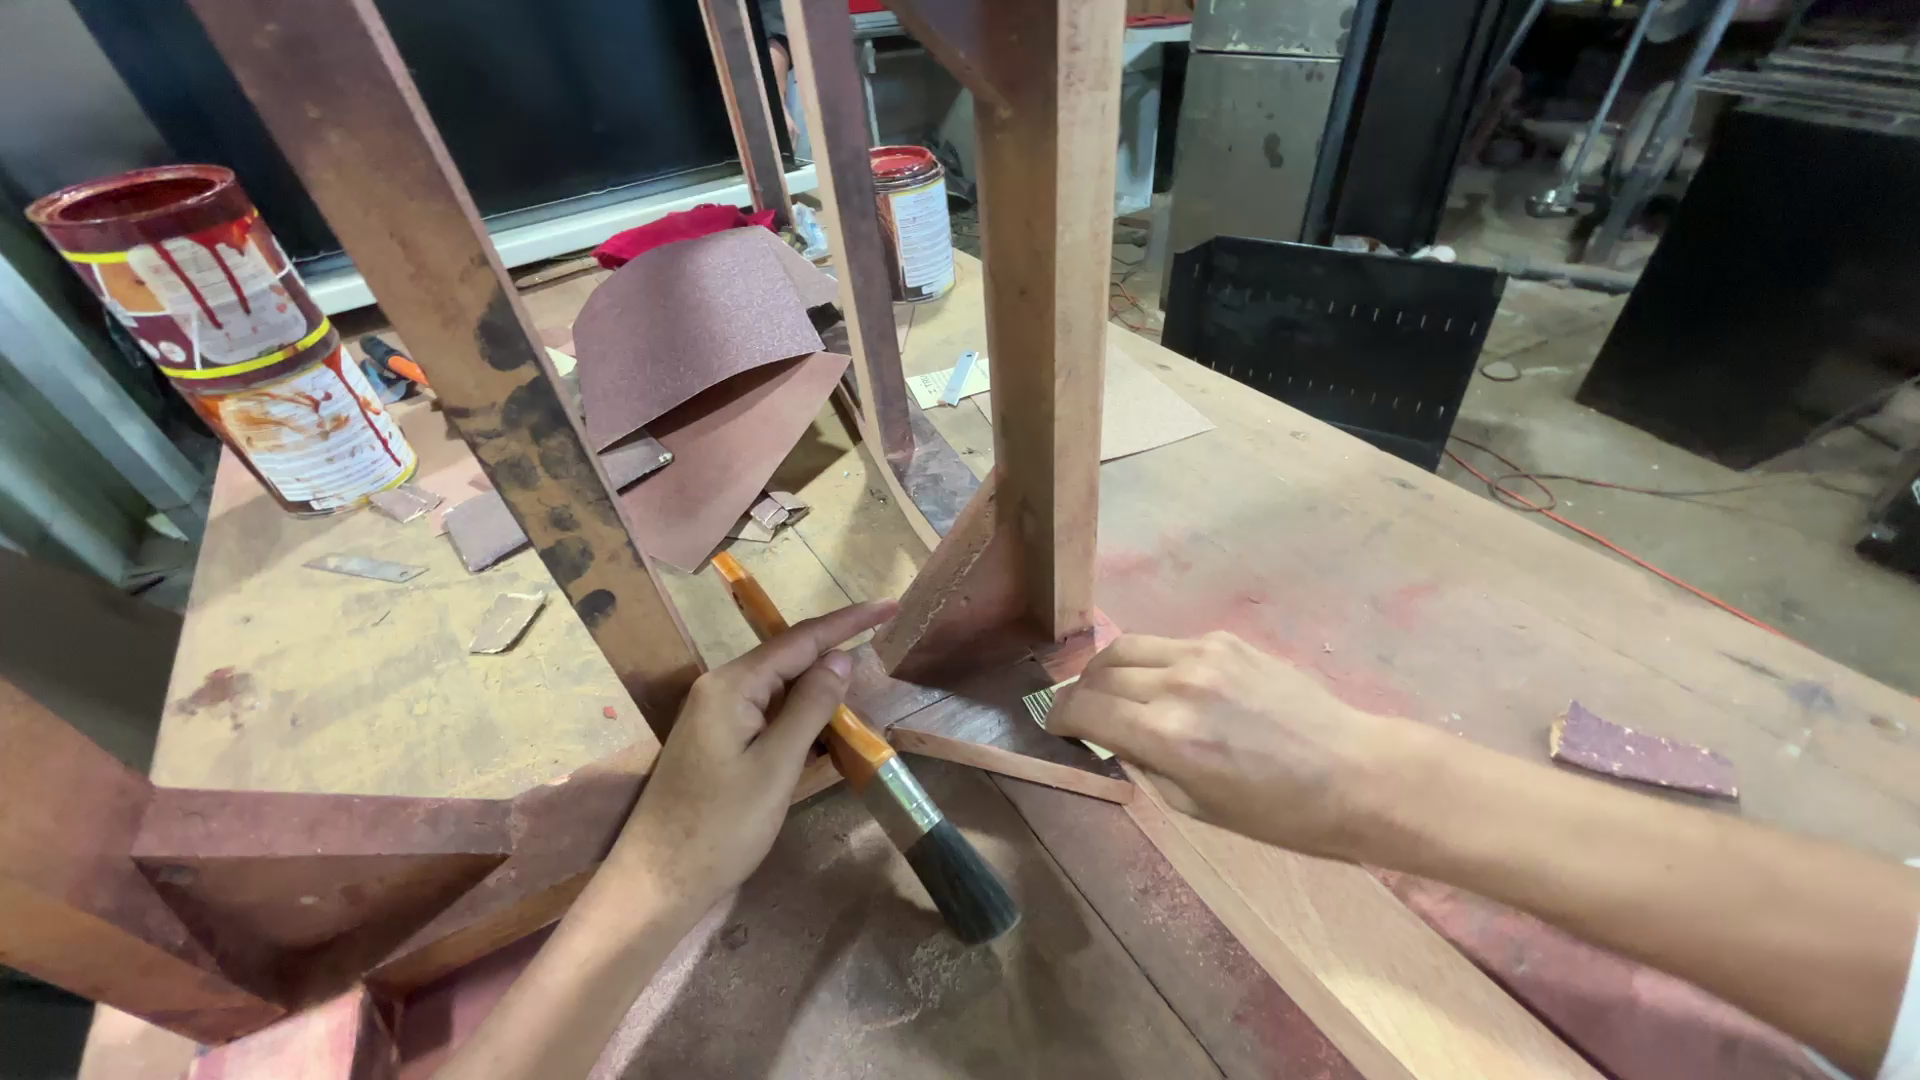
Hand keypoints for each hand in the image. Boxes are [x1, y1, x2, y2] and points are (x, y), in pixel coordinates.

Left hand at [605, 598, 896, 915]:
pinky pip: (768, 710)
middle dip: (835, 648)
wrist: (658, 883)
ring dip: (819, 683)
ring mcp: (716, 714)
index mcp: (732, 686)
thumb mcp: (776, 765)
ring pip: (780, 685)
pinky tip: (826, 721)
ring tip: (863, 680)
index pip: (800, 640)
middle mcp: (720, 688)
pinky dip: (800, 711)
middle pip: (788, 656)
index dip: (848, 622)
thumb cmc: (721, 827)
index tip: (889, 605)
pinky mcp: (718, 739)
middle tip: (882, 640)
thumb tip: (840, 658)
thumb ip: (810, 706)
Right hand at [1048, 631, 1419, 861]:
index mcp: (1167, 737)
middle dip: (1079, 693)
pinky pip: (1167, 645)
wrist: (1356, 773)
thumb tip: (1112, 737)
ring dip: (1107, 670)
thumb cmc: (1279, 813)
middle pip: (1099, 673)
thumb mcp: (1196, 807)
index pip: (1085, 708)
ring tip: (1111, 689)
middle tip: (1081, 711)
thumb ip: (1144, 764)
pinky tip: (1165, 683)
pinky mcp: (1225, 641)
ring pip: (1126, 647)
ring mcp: (1203, 655)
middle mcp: (1177, 685)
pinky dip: (1150, 662)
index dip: (1059, 716)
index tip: (1056, 725)